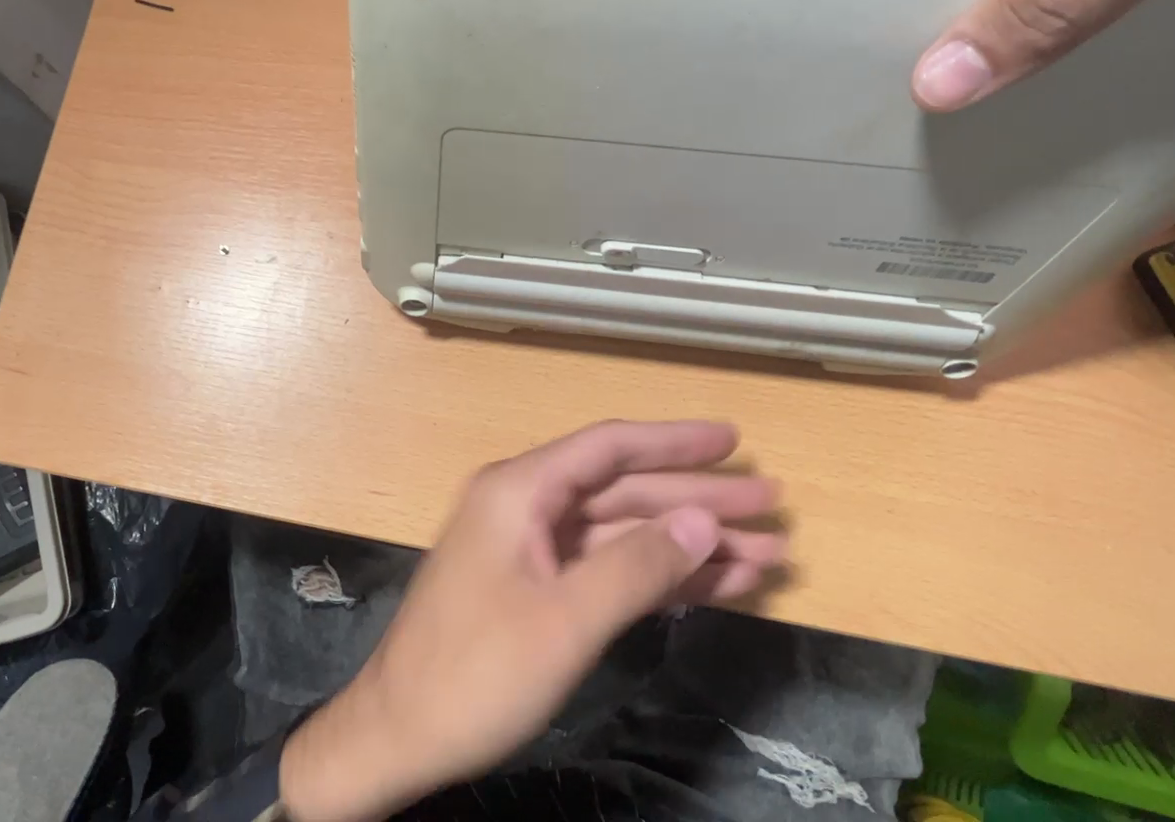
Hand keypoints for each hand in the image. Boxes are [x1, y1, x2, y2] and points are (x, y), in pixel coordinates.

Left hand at [277, 420, 784, 821]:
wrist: (402, 734)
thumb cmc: (477, 671)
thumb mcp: (565, 619)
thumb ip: (637, 566)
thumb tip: (703, 520)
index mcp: (519, 492)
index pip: (608, 449)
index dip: (673, 442)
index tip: (733, 440)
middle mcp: (525, 508)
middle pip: (624, 491)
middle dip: (697, 500)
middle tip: (772, 504)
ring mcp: (531, 552)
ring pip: (623, 535)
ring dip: (690, 546)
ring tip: (767, 555)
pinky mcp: (537, 592)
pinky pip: (608, 572)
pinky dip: (660, 579)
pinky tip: (717, 586)